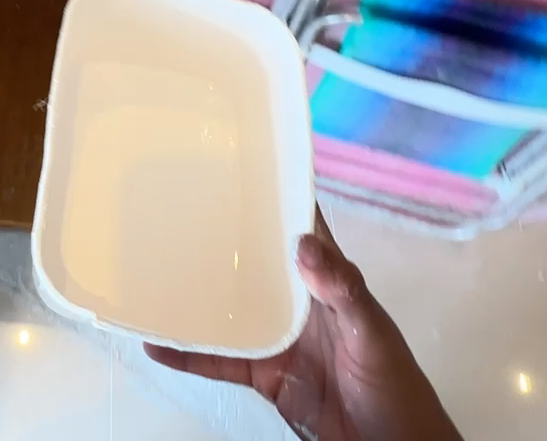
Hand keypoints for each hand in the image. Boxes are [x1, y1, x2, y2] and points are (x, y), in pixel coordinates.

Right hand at [146, 220, 461, 440]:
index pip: (297, 223)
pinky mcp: (261, 373)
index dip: (271, 191)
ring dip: (196, 290)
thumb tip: (301, 240)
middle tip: (173, 204)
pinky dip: (188, 354)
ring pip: (227, 303)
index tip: (233, 161)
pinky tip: (158, 345)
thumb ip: (343, 289)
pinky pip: (218, 359)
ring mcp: (274, 334)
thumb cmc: (393, 386)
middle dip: (220, 232)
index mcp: (324, 276)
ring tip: (153, 268)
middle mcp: (293, 297)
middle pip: (252, 257)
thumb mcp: (372, 332)